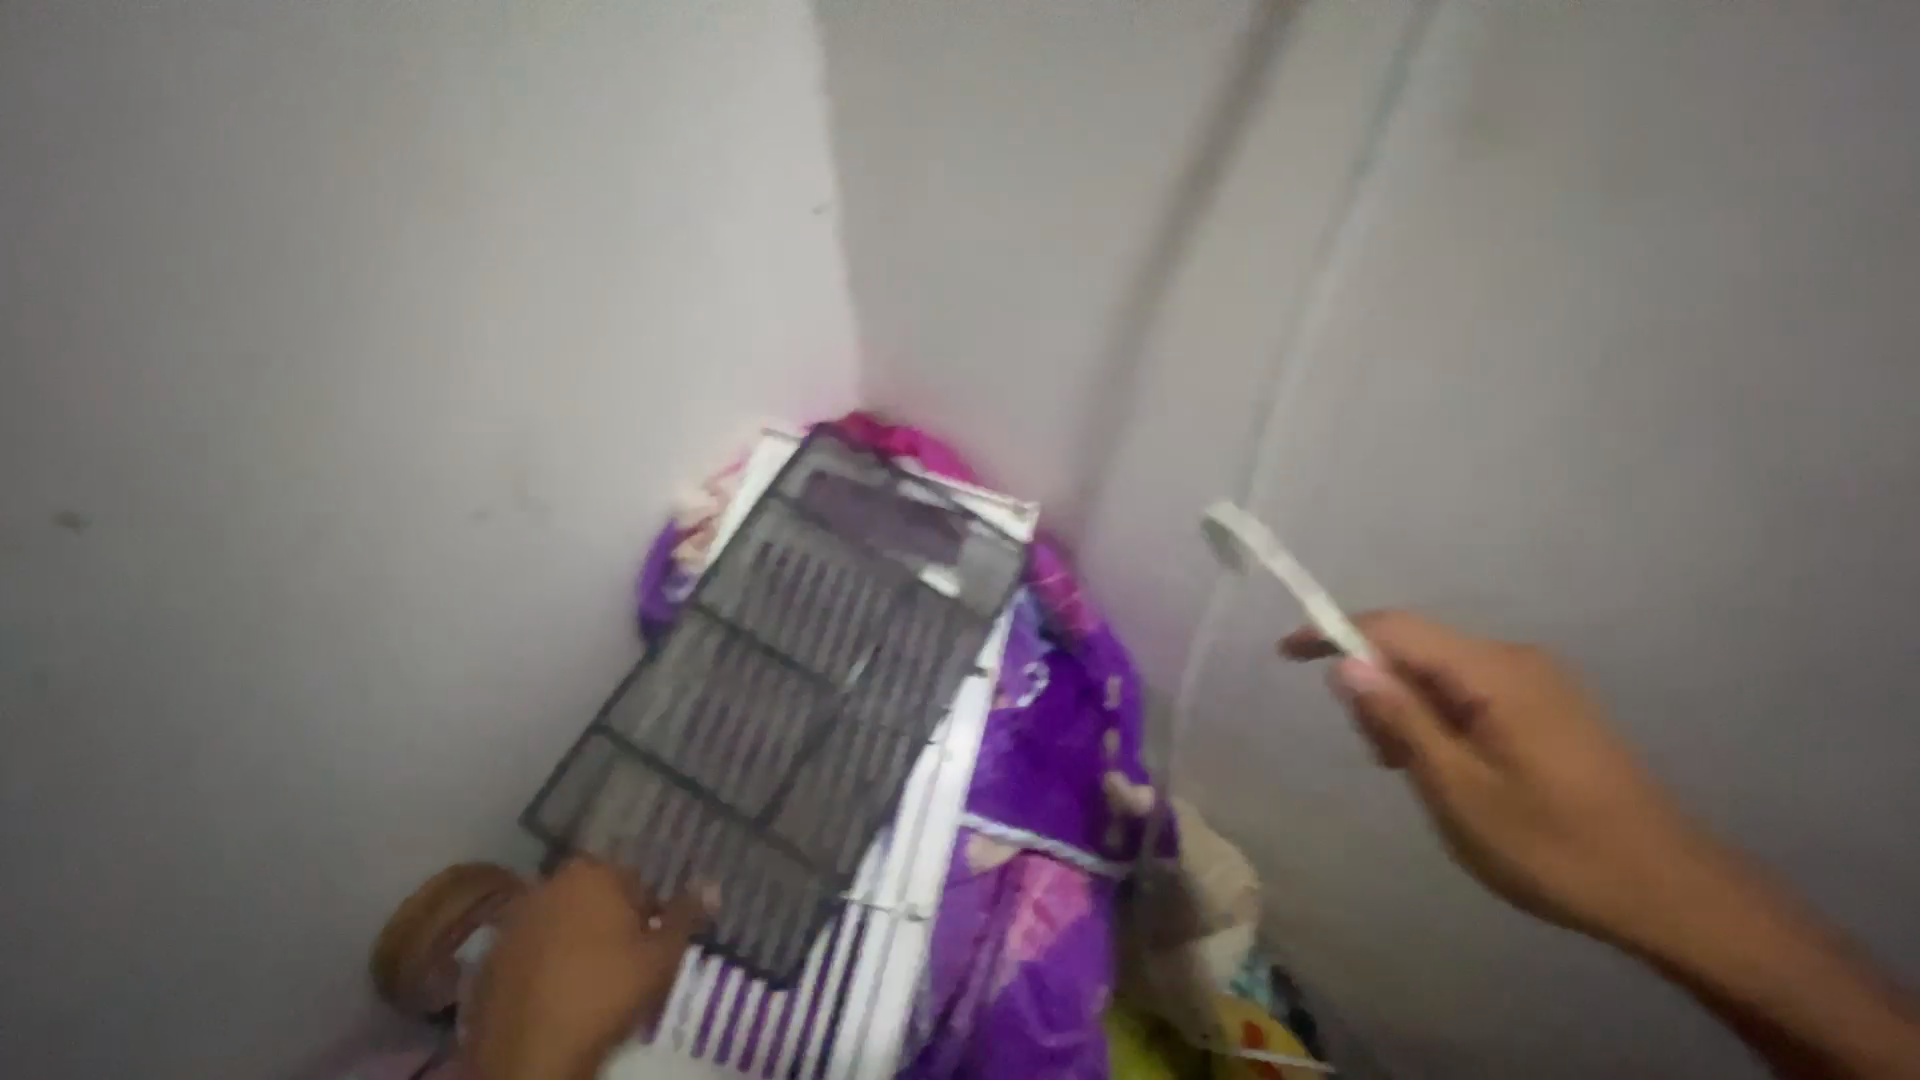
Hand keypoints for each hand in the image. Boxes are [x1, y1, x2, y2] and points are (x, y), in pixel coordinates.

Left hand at [467, 859, 712, 1079]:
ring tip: (590, 982)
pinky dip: (543, 965)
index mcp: (593, 873)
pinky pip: (529, 952)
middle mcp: (548, 884)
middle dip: (610, 922)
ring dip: (575, 941)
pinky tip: (555, 996)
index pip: (637, 883)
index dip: (650, 916)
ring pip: (560, 923)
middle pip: (595, 898)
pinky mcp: (486, 958)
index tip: (652, 948)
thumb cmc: (607, 993)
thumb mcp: (663, 956)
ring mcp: (512, 920)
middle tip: (626, 964)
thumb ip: (687, 915)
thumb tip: (712, 884)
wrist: (530, 1056)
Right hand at [1280, 612, 1718, 951]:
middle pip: (1414, 649)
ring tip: (1411, 773)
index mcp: (1493, 672)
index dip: (1333, 632)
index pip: (1393, 628)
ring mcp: (1535, 683)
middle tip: (1377, 756)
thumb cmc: (1553, 845)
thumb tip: (1345, 663)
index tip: (1285, 653)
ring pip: (1438, 674)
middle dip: (1376, 687)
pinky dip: (1437, 720)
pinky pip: (1467, 694)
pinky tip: (1445, 768)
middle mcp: (1514, 661)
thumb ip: (1399, 719)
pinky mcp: (1545, 709)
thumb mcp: (1457, 787)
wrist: (1671, 893)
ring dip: (1406, 710)